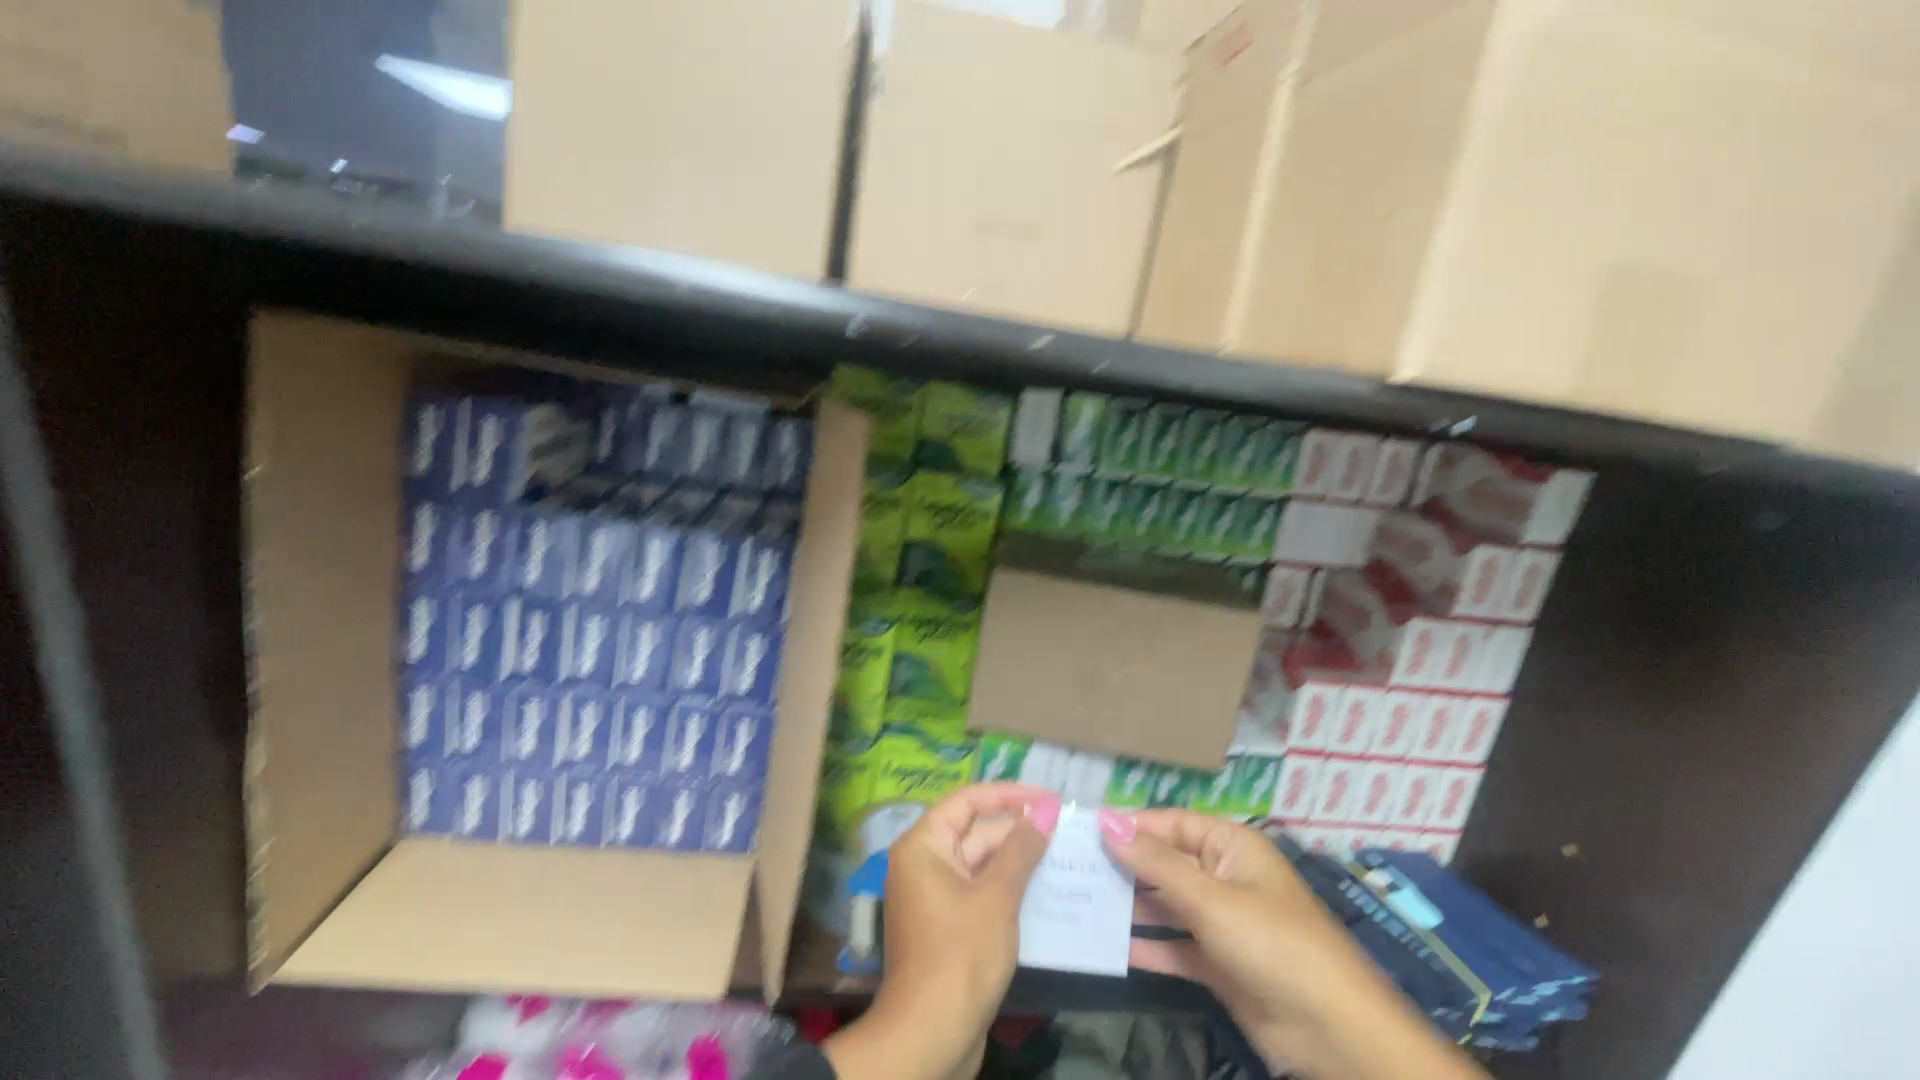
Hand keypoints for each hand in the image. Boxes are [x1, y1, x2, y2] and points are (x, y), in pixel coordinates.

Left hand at [825, 784, 1060, 1079]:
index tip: (1050, 798)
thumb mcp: (997, 895)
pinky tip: (1049, 892)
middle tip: (1068, 829)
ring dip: (1020, 861)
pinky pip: (982, 893)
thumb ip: (1021, 848)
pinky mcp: (949, 927)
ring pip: (982, 865)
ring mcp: (936, 897)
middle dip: (1019, 830)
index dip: (1009, 795)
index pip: (967, 801)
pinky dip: (1010, 889)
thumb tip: (1045, 808)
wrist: (932, 1034)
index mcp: (923, 846)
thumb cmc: (961, 954)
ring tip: (1067, 856)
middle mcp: (924, 864)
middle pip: (975, 832)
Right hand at [1100, 809, 1486, 1079]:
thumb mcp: (1210, 898)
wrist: (1331, 1030)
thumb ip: (1155, 862)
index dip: (1129, 825)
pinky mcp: (1219, 964)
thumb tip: (1106, 820)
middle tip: (1068, 868)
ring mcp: (1222, 923)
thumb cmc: (1272, 944)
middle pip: (1166, 863)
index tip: (1079, 830)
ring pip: (1166, 905)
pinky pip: (1174, 946)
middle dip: (1123, 866)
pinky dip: (1147, 946)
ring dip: (1129, 906)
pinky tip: (1108, 946)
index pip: (1171, 823)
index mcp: (1232, 847)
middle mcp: (1225, 878)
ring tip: (1077, 901)